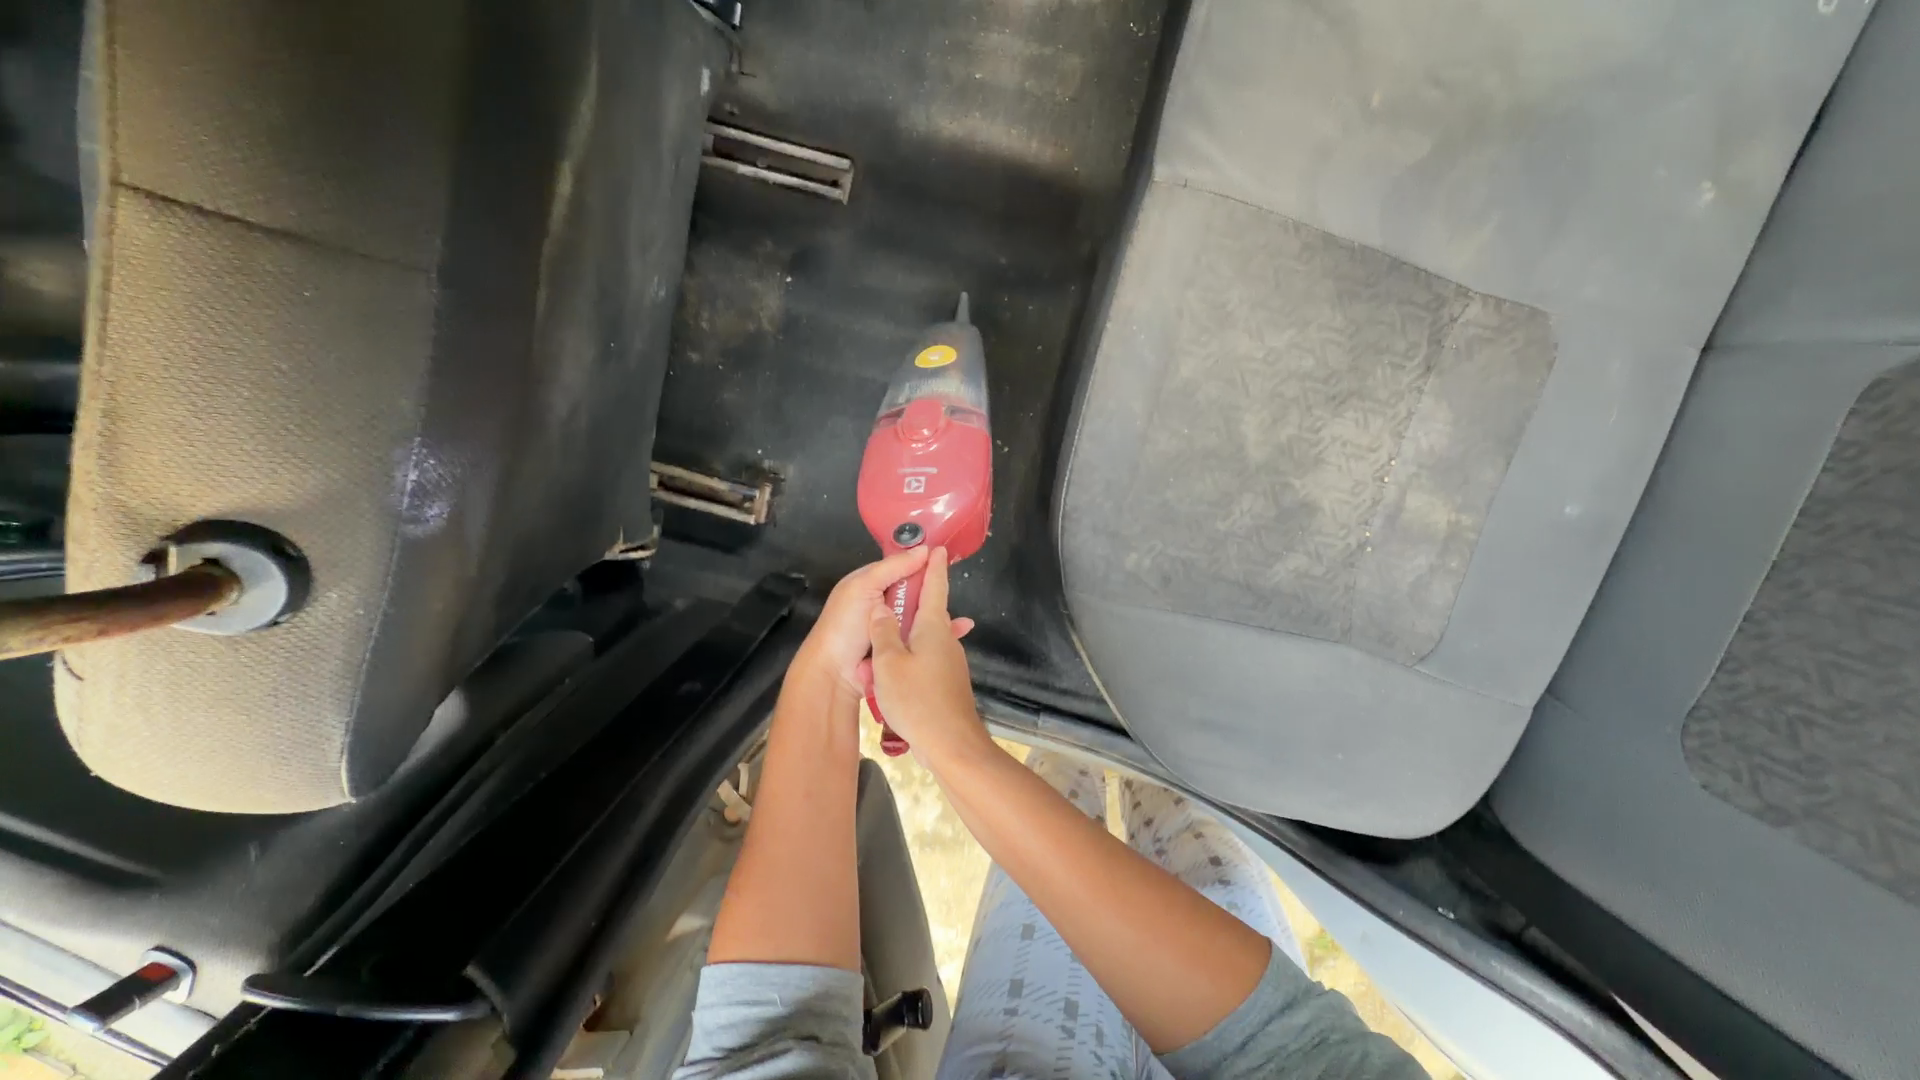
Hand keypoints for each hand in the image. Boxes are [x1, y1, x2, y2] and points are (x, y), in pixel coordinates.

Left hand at [793, 547, 973, 696]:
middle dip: (935, 592)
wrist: (835, 673)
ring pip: (923, 616)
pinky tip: (961, 630)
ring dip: (941, 614)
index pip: (903, 568)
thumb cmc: (844, 625)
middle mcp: (884, 604)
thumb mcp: (863, 586)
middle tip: (953, 591)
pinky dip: (942, 634)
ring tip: (960, 617)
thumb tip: (925, 550)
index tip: (946, 560)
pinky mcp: (903, 648)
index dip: (922, 564)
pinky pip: (925, 637)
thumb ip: (893, 567)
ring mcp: (894, 628)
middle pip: (916, 593)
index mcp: (871, 584)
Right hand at [867, 548, 990, 767]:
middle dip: (913, 602)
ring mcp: (949, 663)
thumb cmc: (918, 699)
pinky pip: (924, 661)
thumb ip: (883, 632)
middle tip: (893, 592)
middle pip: (928, 613)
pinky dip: (908, 660)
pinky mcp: (947, 684)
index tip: (937, 548)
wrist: (952, 745)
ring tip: (880, 643)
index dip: (934, 567)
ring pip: (923, 640)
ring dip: (904, 638)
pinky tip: (891, 677)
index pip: (935, 588)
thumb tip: (881, 607)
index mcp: (933, 628)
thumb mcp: (889, 662)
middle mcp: (945, 640)